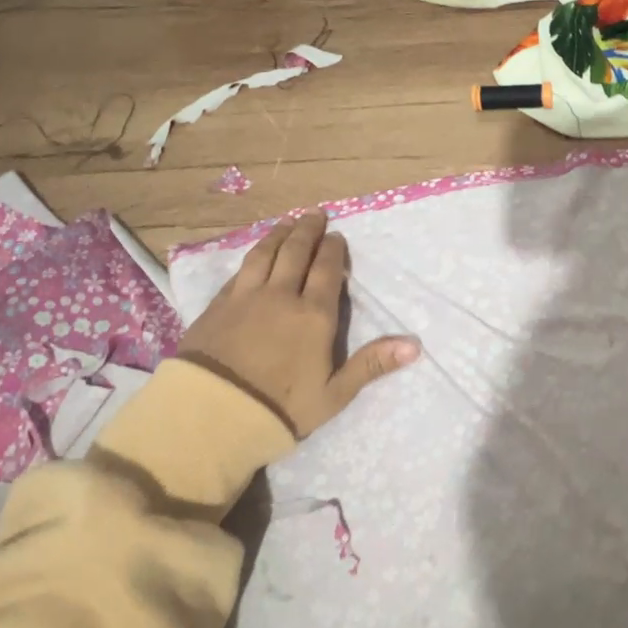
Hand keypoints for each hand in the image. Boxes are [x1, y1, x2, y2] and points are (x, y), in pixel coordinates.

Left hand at [178, 214, 419, 439]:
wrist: (212, 413)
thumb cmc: (281, 406)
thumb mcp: (335, 393)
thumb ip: (372, 364)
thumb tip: (415, 345)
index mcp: (314, 315)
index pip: (326, 270)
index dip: (333, 250)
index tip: (337, 235)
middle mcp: (281, 296)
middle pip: (295, 253)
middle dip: (307, 231)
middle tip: (314, 214)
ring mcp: (245, 298)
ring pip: (265, 255)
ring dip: (278, 235)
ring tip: (286, 222)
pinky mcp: (217, 306)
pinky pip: (240, 271)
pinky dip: (253, 256)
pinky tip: (255, 255)